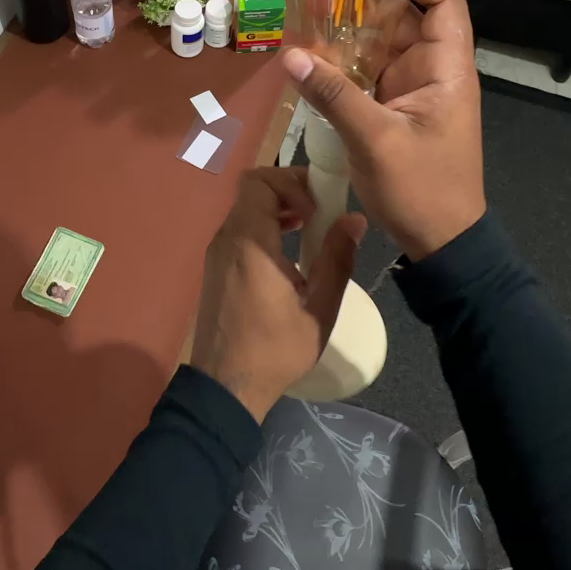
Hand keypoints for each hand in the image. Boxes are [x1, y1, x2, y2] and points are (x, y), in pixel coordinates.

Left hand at [190, 167, 365, 421]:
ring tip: (311, 229)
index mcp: (249, 242)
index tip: (317, 208)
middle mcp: (227, 238)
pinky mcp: (216, 266)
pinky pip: (240, 229)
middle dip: (288, 191)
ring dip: (277, 209)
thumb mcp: (319, 309)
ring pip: (245, 208)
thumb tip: (354, 219)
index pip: (260, 181)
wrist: (225, 387)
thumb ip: (337, 260)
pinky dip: (264, 226)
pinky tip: (290, 252)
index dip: (290, 183)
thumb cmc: (274, 350)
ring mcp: (217, 252)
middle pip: (252, 190)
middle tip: (320, 210)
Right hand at [280, 0, 484, 261]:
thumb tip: (291, 54)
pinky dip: (343, 63)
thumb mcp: (375, 139)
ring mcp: (410, 93)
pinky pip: (367, 76)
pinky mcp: (392, 112)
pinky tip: (312, 52)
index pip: (443, 7)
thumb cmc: (422, 189)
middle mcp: (431, 74)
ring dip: (349, 31)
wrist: (440, 244)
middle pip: (404, 21)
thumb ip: (333, 94)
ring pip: (380, 48)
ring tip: (309, 8)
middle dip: (367, 1)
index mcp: (446, 72)